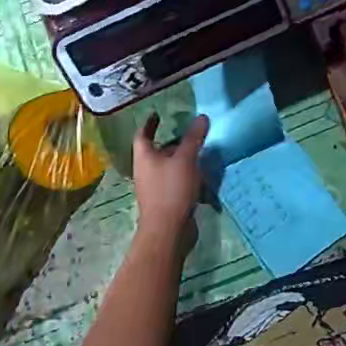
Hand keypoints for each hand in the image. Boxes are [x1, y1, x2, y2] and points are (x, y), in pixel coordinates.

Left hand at [131, 113, 209, 239]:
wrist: (168, 231)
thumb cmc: (171, 190)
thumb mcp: (186, 159)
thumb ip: (193, 138)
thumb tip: (201, 117)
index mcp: (144, 157)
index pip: (142, 135)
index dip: (149, 123)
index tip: (157, 114)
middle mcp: (145, 171)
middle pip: (157, 152)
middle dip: (172, 143)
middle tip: (189, 134)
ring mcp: (154, 188)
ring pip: (168, 169)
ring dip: (182, 161)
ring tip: (200, 153)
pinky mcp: (166, 202)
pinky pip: (176, 184)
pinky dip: (187, 178)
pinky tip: (203, 178)